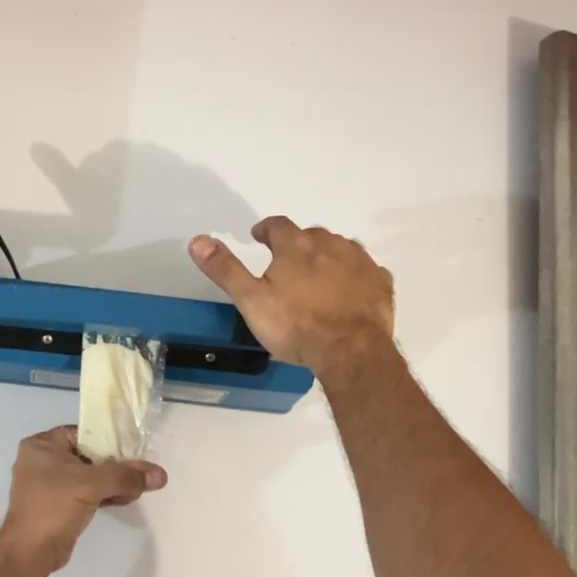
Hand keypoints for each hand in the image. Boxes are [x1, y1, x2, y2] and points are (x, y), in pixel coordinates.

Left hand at [0, 426, 166, 575]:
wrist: (30, 552)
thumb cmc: (54, 506)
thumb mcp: (91, 484)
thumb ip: (126, 476)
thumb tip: (160, 475)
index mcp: (42, 445)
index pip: (83, 433)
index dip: (110, 439)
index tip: (136, 449)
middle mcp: (43, 460)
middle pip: (89, 455)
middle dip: (116, 465)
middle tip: (141, 471)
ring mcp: (50, 484)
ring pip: (90, 476)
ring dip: (114, 482)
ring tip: (139, 487)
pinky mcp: (59, 504)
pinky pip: (87, 492)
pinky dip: (105, 494)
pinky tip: (126, 498)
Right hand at [189, 216, 395, 378]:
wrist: (350, 350)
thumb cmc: (295, 325)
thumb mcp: (250, 300)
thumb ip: (225, 269)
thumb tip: (197, 240)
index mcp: (296, 246)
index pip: (278, 225)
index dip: (266, 229)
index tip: (259, 236)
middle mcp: (331, 245)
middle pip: (311, 235)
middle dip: (298, 244)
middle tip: (287, 261)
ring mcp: (359, 262)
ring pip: (340, 249)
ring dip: (327, 257)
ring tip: (318, 276)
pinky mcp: (380, 283)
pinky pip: (365, 271)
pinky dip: (354, 276)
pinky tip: (349, 291)